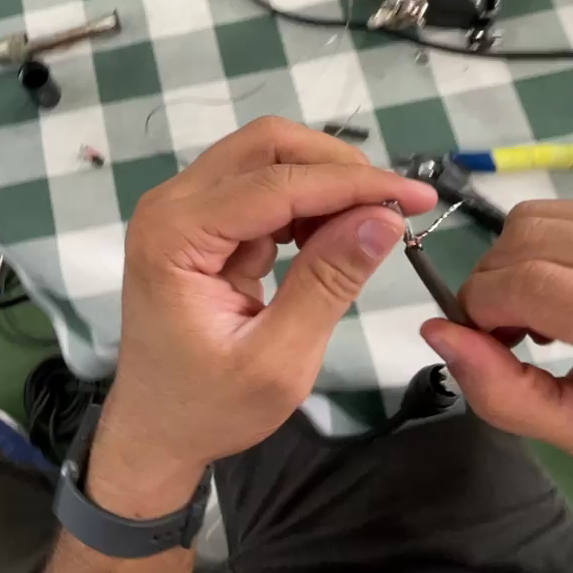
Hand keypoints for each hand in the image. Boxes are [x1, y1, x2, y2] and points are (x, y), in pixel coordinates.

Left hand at [91, 118, 435, 516]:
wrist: (155, 426)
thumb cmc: (208, 406)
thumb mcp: (278, 359)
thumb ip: (328, 282)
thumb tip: (384, 218)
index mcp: (174, 235)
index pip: (273, 183)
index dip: (349, 183)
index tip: (417, 197)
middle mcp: (169, 205)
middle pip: (263, 146)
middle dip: (333, 167)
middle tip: (388, 209)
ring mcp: (179, 208)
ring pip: (264, 158)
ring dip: (320, 183)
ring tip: (361, 233)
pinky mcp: (197, 220)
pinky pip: (258, 187)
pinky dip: (301, 204)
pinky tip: (325, 242)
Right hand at [420, 200, 572, 519]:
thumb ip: (504, 392)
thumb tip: (436, 330)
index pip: (538, 285)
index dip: (482, 304)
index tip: (479, 338)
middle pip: (534, 238)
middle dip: (492, 280)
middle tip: (503, 328)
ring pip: (549, 216)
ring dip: (517, 260)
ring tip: (540, 310)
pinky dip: (553, 248)